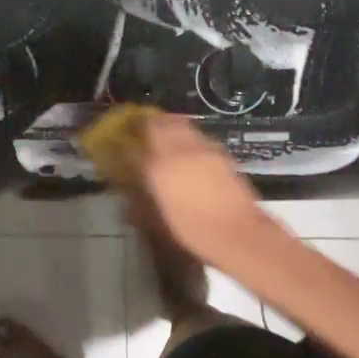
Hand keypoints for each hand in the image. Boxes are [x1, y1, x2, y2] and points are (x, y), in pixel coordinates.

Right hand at [128, 115, 275, 268]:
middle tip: (140, 131)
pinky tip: (188, 153)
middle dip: (148, 123)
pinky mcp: (223, 154)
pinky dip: (188, 137)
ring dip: (169, 126)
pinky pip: (199, 137)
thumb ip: (141, 198)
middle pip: (161, 122)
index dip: (124, 140)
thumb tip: (132, 186)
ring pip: (182, 124)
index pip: (135, 144)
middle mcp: (181, 150)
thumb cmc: (194, 232)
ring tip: (163, 137)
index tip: (118, 143)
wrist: (240, 235)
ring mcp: (205, 149)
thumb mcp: (157, 222)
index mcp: (160, 166)